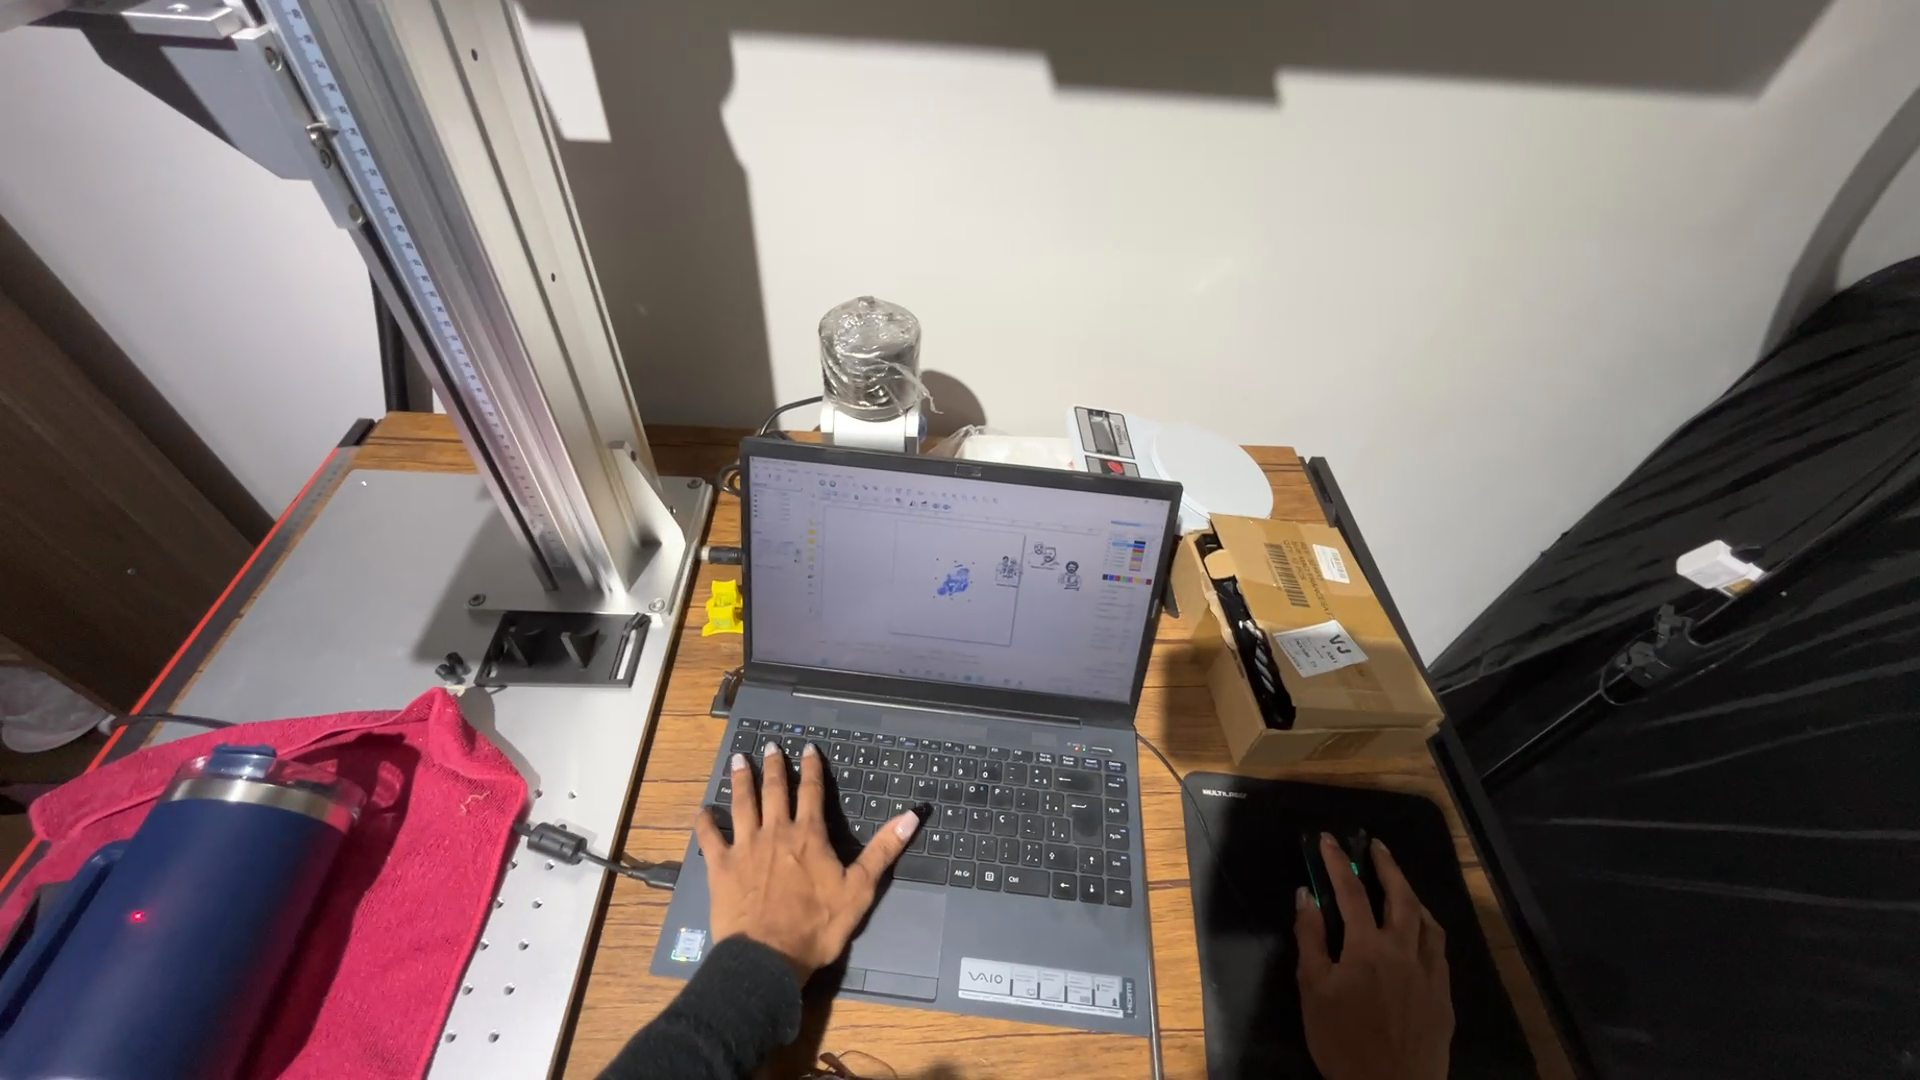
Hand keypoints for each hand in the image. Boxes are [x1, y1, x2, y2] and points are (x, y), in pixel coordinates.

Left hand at [695, 741, 920, 979]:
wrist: (768, 958)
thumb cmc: (816, 925)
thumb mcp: (860, 889)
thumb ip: (883, 850)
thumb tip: (911, 816)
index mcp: (809, 834)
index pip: (812, 791)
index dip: (812, 767)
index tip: (808, 747)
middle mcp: (776, 831)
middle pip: (775, 789)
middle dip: (775, 765)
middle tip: (771, 745)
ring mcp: (745, 847)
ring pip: (743, 804)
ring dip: (741, 780)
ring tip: (739, 760)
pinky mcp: (721, 868)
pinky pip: (710, 839)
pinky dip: (706, 823)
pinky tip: (703, 811)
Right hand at [1294, 834, 1452, 1079]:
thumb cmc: (1342, 1041)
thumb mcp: (1312, 988)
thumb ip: (1310, 938)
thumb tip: (1306, 894)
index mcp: (1368, 948)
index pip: (1351, 892)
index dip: (1338, 861)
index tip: (1328, 838)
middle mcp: (1405, 954)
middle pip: (1401, 899)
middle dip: (1388, 867)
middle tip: (1377, 846)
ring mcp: (1430, 977)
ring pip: (1429, 924)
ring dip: (1413, 897)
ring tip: (1402, 886)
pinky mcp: (1444, 1001)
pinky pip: (1440, 953)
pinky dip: (1428, 931)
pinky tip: (1420, 935)